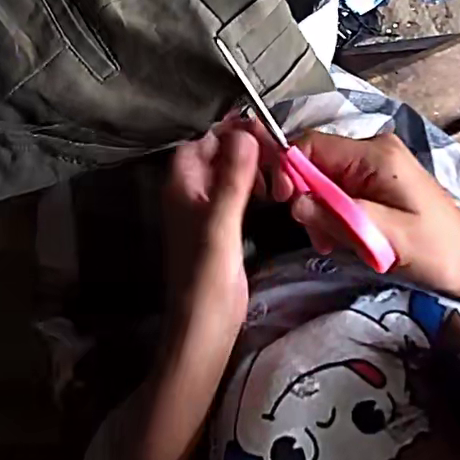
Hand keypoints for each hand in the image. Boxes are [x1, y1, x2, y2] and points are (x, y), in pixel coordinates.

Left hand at [160, 120, 260, 343]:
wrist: (203, 329)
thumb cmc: (207, 277)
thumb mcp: (222, 222)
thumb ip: (233, 177)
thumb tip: (245, 133)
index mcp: (182, 186)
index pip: (203, 140)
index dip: (230, 130)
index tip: (263, 131)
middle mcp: (189, 192)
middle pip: (216, 152)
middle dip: (246, 146)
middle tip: (277, 153)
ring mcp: (203, 210)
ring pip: (228, 171)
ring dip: (252, 165)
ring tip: (277, 173)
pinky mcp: (219, 226)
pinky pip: (235, 191)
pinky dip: (252, 185)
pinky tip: (270, 192)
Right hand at [257, 128, 459, 299]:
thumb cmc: (439, 249)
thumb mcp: (390, 237)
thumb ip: (341, 217)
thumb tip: (296, 202)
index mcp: (376, 155)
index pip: (313, 144)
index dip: (289, 169)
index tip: (284, 202)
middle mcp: (372, 151)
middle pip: (315, 161)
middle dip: (306, 197)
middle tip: (318, 235)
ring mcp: (373, 165)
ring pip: (322, 179)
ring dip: (319, 211)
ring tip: (333, 242)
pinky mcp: (373, 181)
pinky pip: (337, 190)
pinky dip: (331, 214)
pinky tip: (343, 237)